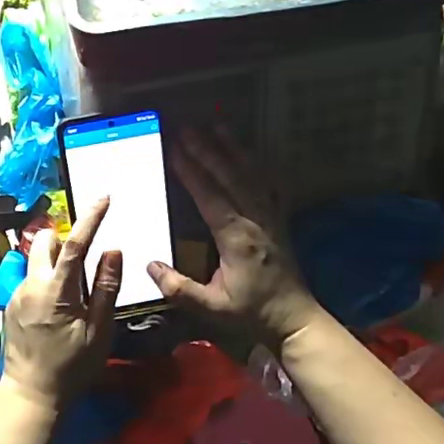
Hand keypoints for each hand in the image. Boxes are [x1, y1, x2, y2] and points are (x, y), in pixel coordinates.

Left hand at [0, 198, 122, 409]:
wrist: (31, 393)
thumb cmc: (72, 366)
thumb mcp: (99, 330)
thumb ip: (106, 288)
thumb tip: (113, 251)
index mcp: (56, 290)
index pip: (75, 243)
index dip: (90, 218)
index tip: (104, 198)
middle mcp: (31, 284)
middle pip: (44, 241)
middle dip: (64, 239)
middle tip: (84, 260)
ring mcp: (17, 293)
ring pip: (34, 260)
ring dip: (54, 260)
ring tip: (73, 289)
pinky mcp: (12, 304)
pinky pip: (30, 278)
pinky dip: (45, 279)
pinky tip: (56, 307)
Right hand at [149, 129, 324, 343]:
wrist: (293, 318)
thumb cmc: (250, 313)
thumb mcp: (211, 308)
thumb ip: (179, 288)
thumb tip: (150, 265)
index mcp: (236, 239)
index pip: (210, 197)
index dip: (192, 172)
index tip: (175, 150)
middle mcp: (255, 220)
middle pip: (230, 177)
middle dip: (208, 150)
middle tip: (188, 128)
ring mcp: (270, 217)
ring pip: (251, 174)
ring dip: (233, 149)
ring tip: (217, 125)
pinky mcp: (278, 219)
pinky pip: (267, 183)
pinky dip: (255, 163)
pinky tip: (246, 151)